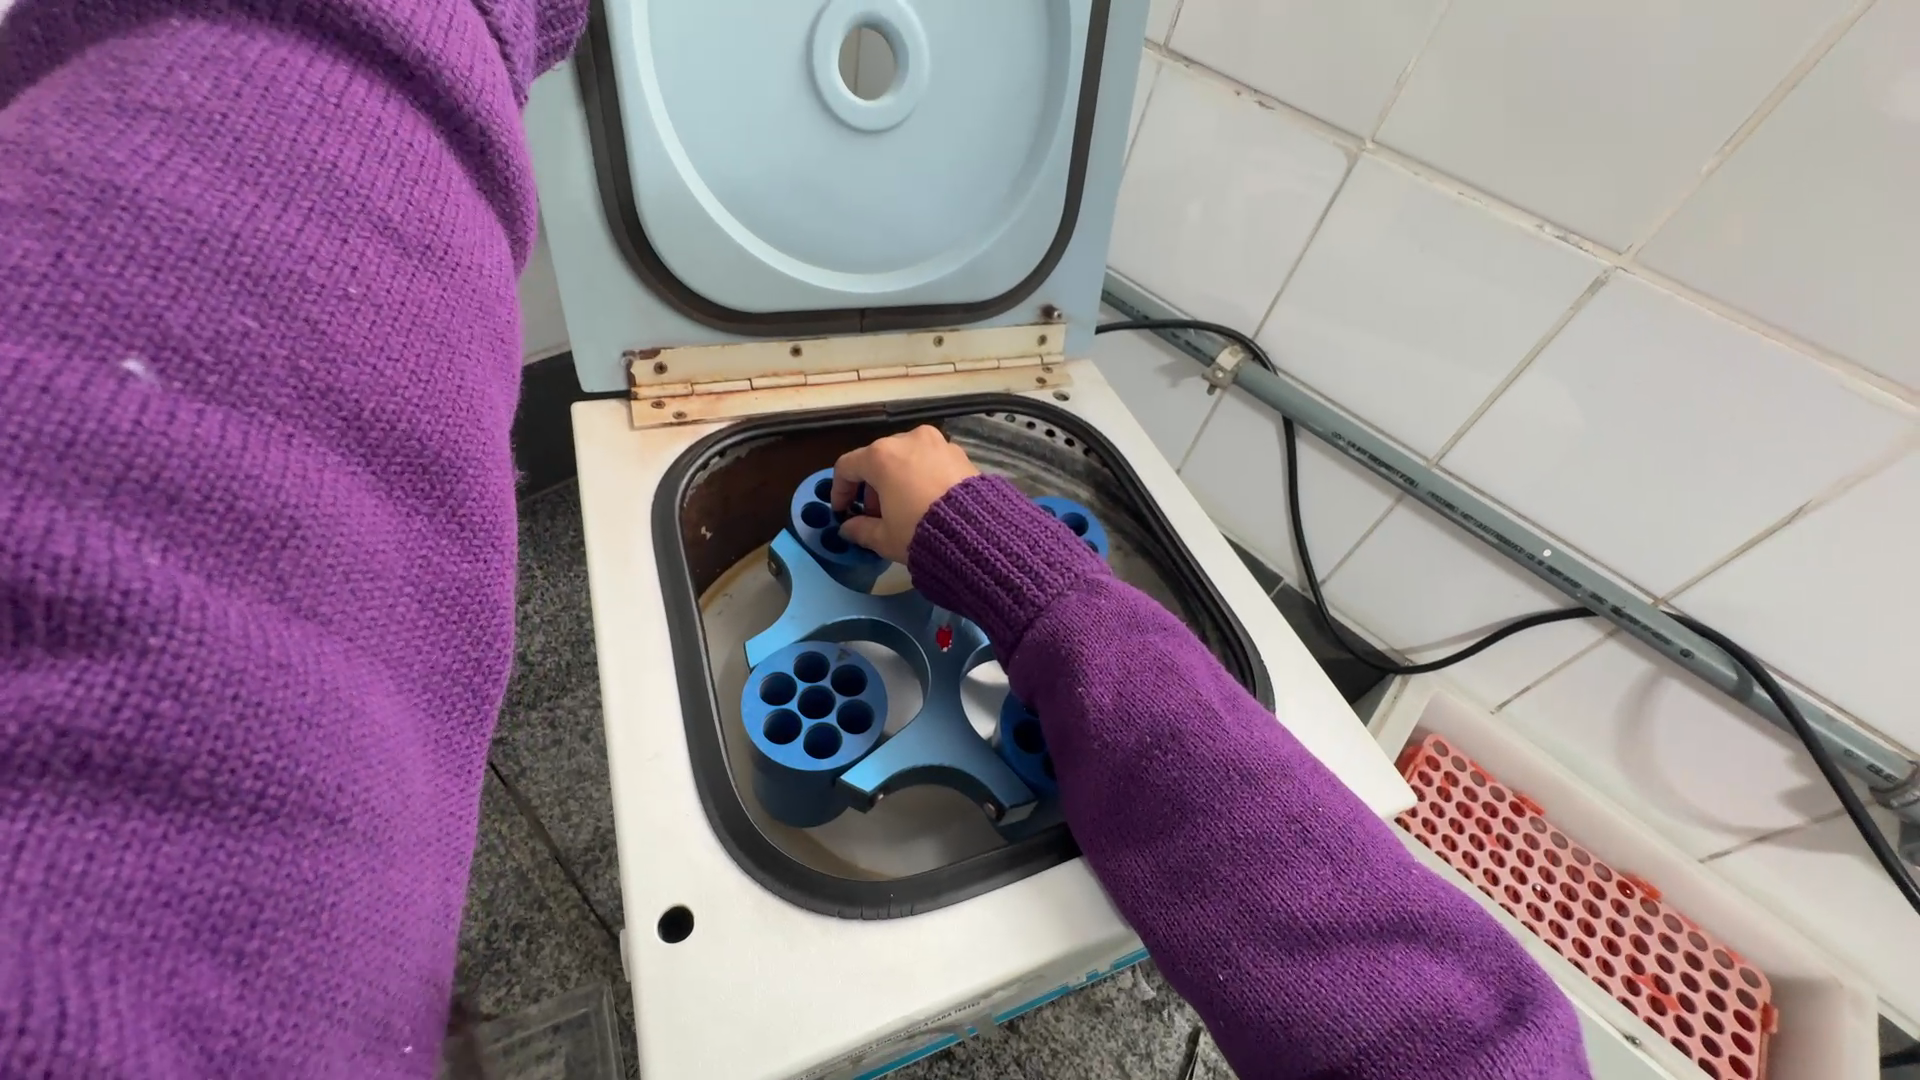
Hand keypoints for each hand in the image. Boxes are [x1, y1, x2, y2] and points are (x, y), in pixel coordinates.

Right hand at [830, 426, 979, 563]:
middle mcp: (908, 439)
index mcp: (882, 456)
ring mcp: (937, 443)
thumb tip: (848, 529)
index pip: (848, 466)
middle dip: (872, 487)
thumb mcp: (885, 538)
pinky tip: (926, 501)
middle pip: (878, 459)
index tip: (842, 511)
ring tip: (902, 509)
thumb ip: (861, 530)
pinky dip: (921, 476)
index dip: (840, 490)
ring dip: (897, 480)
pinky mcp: (959, 453)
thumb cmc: (920, 531)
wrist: (977, 532)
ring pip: (906, 458)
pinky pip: (930, 462)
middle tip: (875, 515)